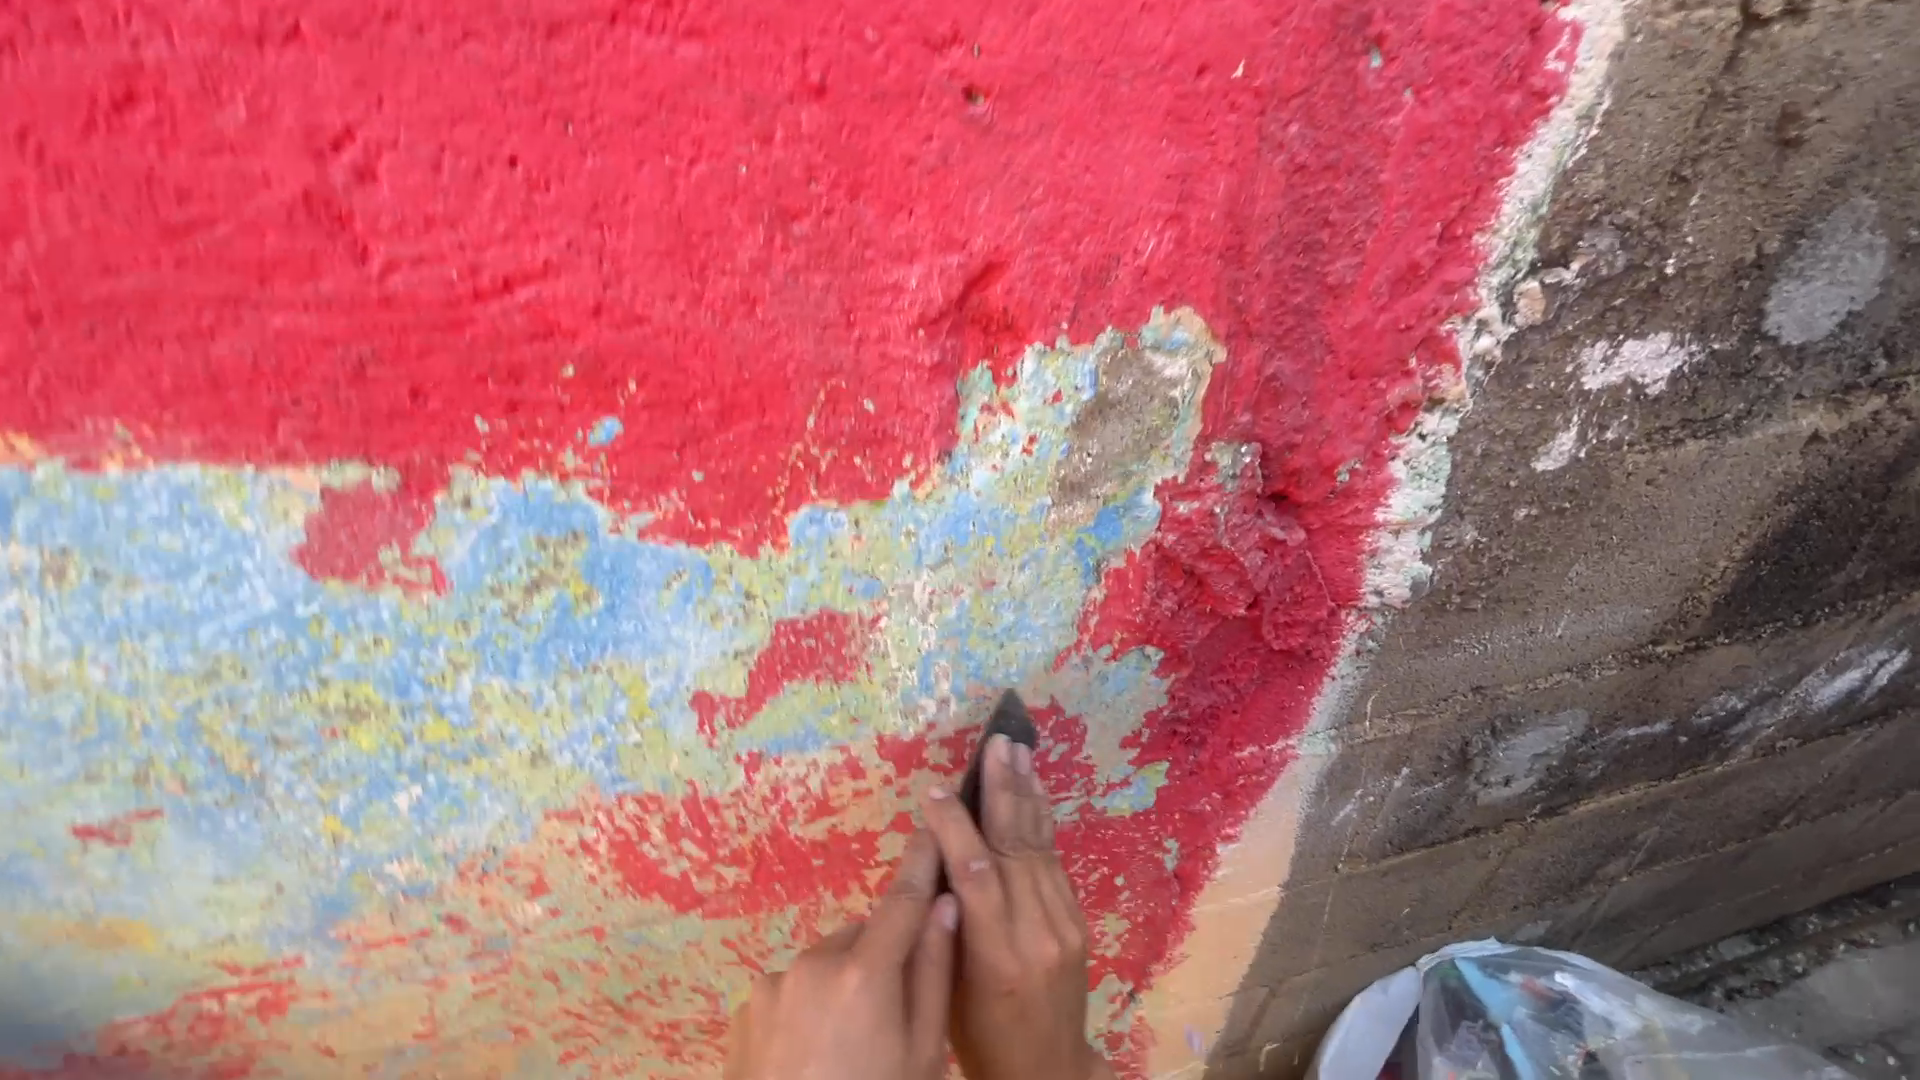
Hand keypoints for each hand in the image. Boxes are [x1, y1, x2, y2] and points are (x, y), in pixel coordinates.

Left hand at [725, 831, 958, 1079]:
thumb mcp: (922, 1055)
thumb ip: (934, 973)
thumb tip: (946, 904)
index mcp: (865, 973)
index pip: (903, 898)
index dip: (922, 862)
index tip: (934, 825)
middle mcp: (814, 961)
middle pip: (863, 937)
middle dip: (881, 957)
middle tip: (891, 1014)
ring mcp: (773, 983)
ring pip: (827, 964)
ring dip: (842, 983)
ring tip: (846, 1046)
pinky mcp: (746, 1007)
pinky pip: (792, 988)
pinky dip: (807, 1005)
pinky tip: (811, 1055)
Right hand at [920, 734, 1116, 1079]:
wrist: (1047, 1069)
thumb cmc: (978, 1034)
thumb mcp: (948, 986)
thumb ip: (948, 920)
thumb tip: (936, 853)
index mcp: (997, 954)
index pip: (976, 872)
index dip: (954, 826)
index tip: (934, 791)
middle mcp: (1037, 931)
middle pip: (1015, 846)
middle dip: (1002, 790)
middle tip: (996, 744)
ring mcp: (1064, 923)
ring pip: (1040, 845)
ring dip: (1026, 793)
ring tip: (1018, 751)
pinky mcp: (1078, 919)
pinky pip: (1055, 860)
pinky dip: (1041, 821)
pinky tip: (1033, 792)